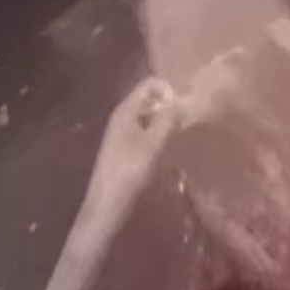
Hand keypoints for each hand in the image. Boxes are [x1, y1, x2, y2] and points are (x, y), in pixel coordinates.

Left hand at [88, 77, 180, 209]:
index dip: (169, 91)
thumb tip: (180, 101)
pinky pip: (143, 131)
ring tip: (177, 138)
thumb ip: (168, 118)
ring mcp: (120, 132)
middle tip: (183, 124)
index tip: (182, 110)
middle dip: (168, 107)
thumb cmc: (130, 170)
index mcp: (126, 109)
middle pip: (149, 99)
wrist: (106, 204)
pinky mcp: (122, 148)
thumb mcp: (154, 143)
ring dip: (163, 123)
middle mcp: (121, 115)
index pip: (150, 84)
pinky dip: (156, 136)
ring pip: (147, 117)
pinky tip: (164, 152)